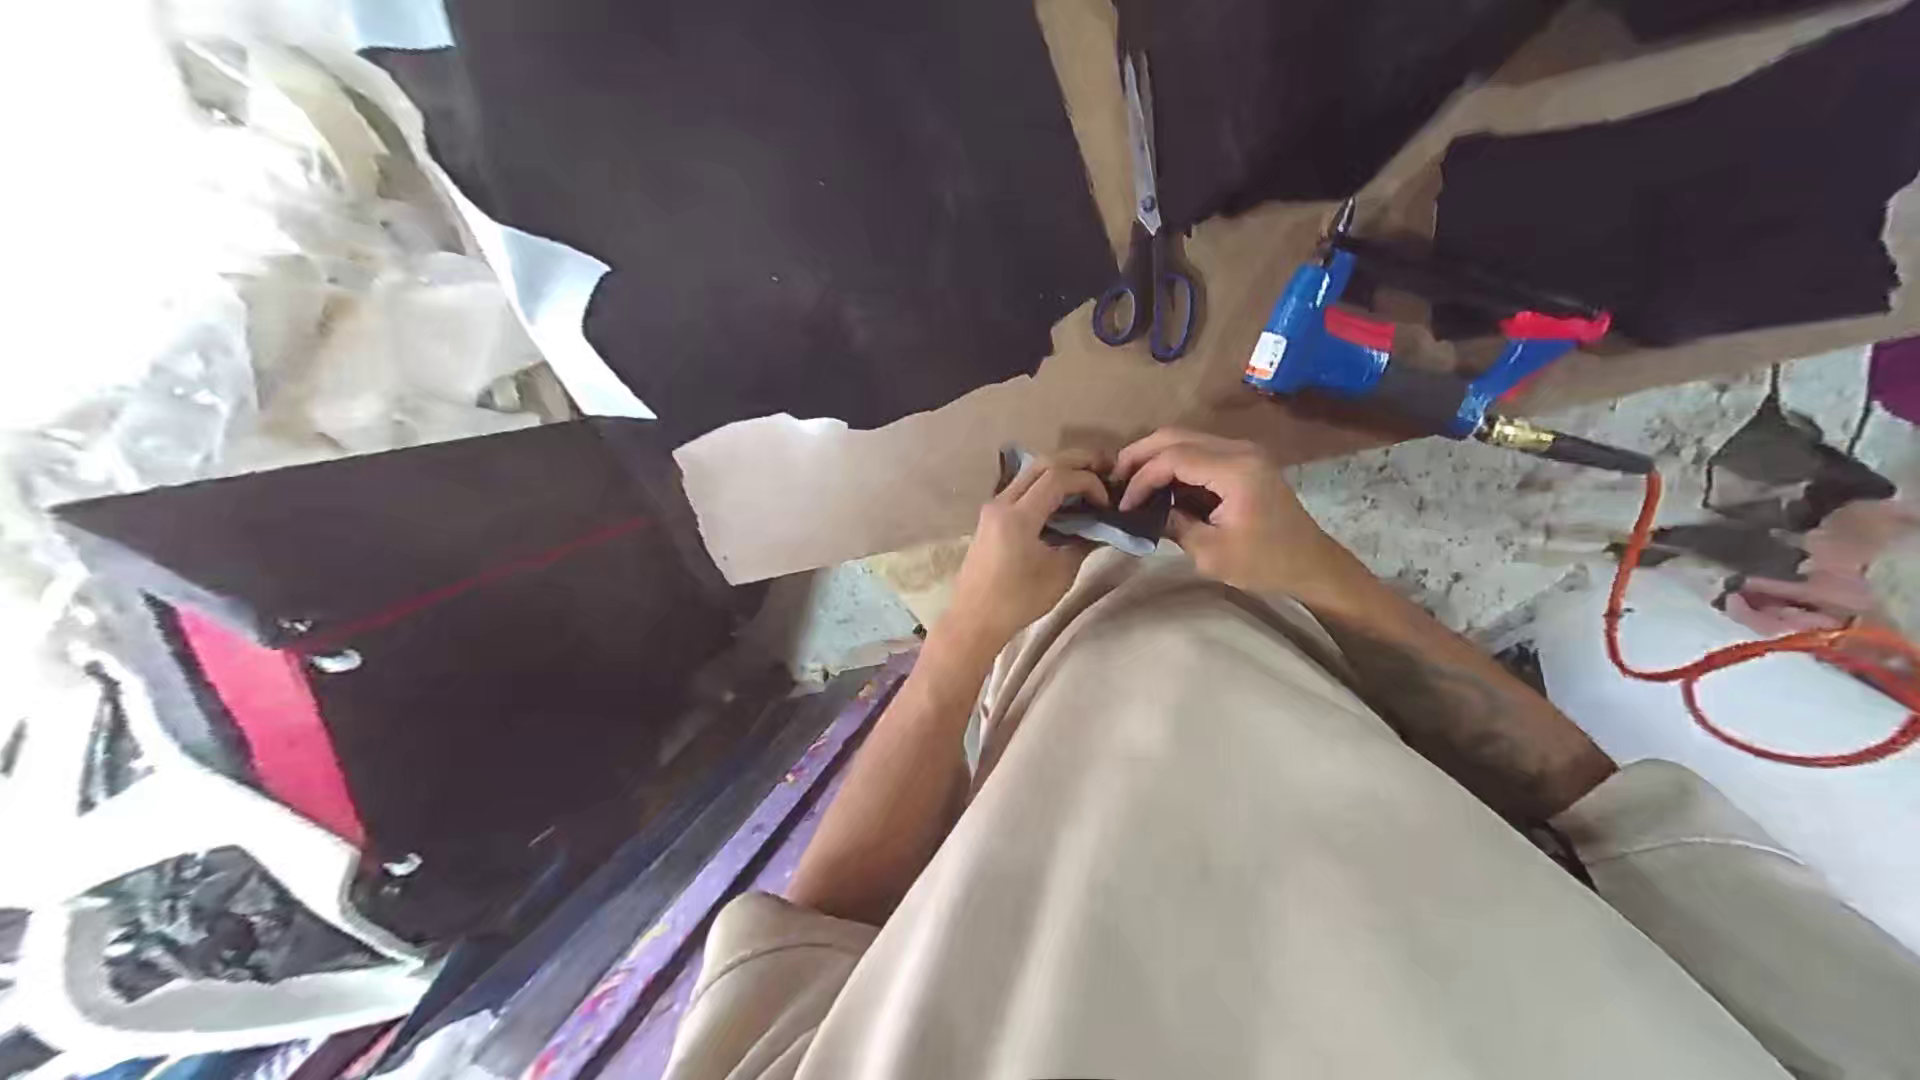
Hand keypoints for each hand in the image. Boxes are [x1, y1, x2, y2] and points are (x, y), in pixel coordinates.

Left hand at [944, 450, 1108, 649]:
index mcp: (1017, 516)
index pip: (1058, 477)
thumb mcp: (1059, 573)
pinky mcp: (991, 518)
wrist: (974, 619)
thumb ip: (1082, 542)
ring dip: (1060, 471)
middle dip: (1077, 461)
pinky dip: (1045, 486)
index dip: (1088, 481)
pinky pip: (1021, 489)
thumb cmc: (1017, 601)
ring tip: (1088, 482)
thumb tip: (1101, 526)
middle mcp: (1001, 503)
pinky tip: (1064, 500)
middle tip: (1105, 468)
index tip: (1105, 502)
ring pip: (1029, 473)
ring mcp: (992, 508)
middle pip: (1042, 464)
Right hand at [1114, 429, 1350, 596]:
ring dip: (1154, 456)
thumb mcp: (1210, 553)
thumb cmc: (1264, 564)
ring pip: (1185, 438)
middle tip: (1115, 479)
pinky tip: (1157, 483)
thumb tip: (1142, 513)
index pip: (1173, 458)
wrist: (1312, 565)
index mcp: (1235, 471)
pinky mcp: (1244, 461)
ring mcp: (1244, 452)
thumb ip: (1173, 524)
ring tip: (1130, 481)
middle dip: (1139, 454)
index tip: (1124, 506)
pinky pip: (1199, 450)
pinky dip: (1173, 462)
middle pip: (1175, 435)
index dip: (1141, 479)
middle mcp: (1240, 450)